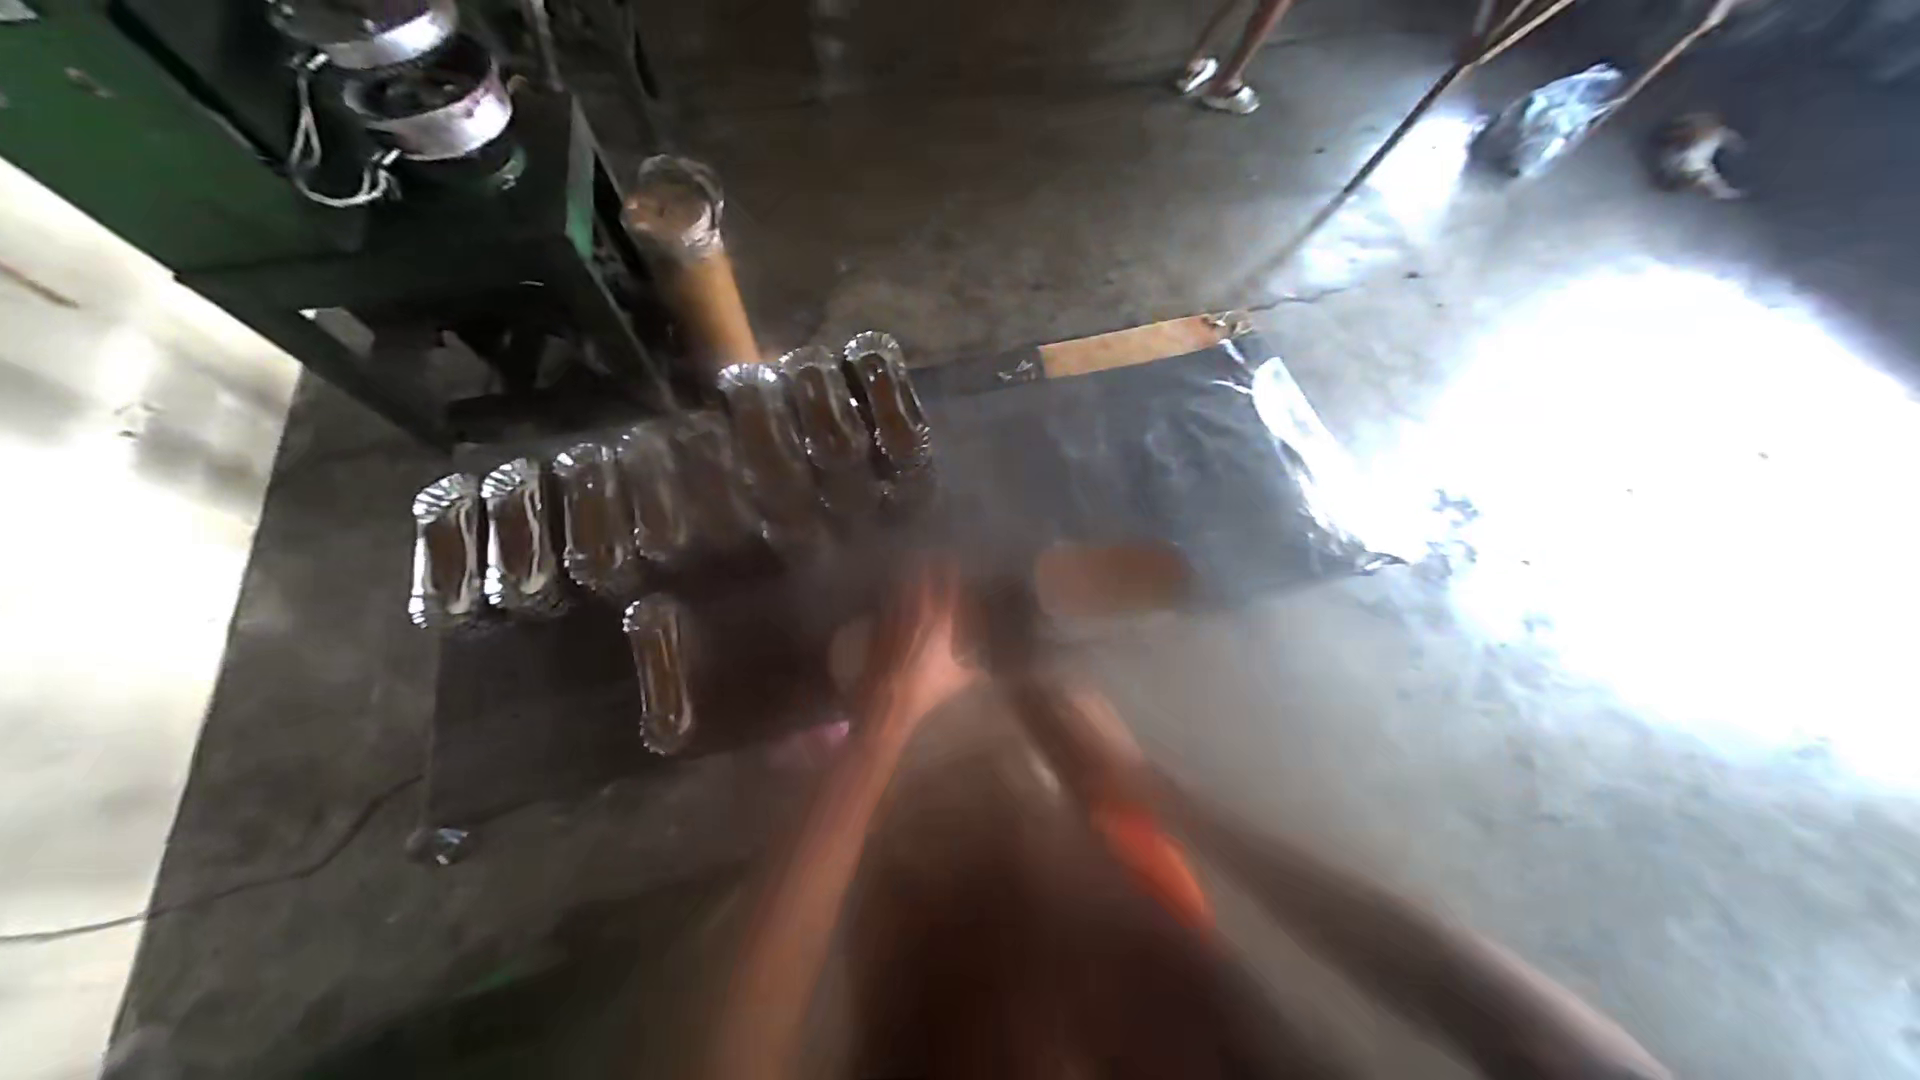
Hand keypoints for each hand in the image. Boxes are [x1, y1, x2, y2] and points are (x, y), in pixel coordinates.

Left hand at [858, 559, 977, 736]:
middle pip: (921, 574)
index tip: (953, 559)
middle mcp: (918, 609)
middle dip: (927, 562)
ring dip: (906, 572)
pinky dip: (890, 590)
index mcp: (941, 619)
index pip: (948, 584)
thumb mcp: (956, 680)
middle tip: (930, 555)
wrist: (886, 695)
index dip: (951, 569)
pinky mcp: (877, 622)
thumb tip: (987, 674)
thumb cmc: (925, 687)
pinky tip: (890, 590)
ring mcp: (894, 613)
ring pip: (901, 582)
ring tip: (910, 565)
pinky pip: (885, 598)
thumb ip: (972, 673)